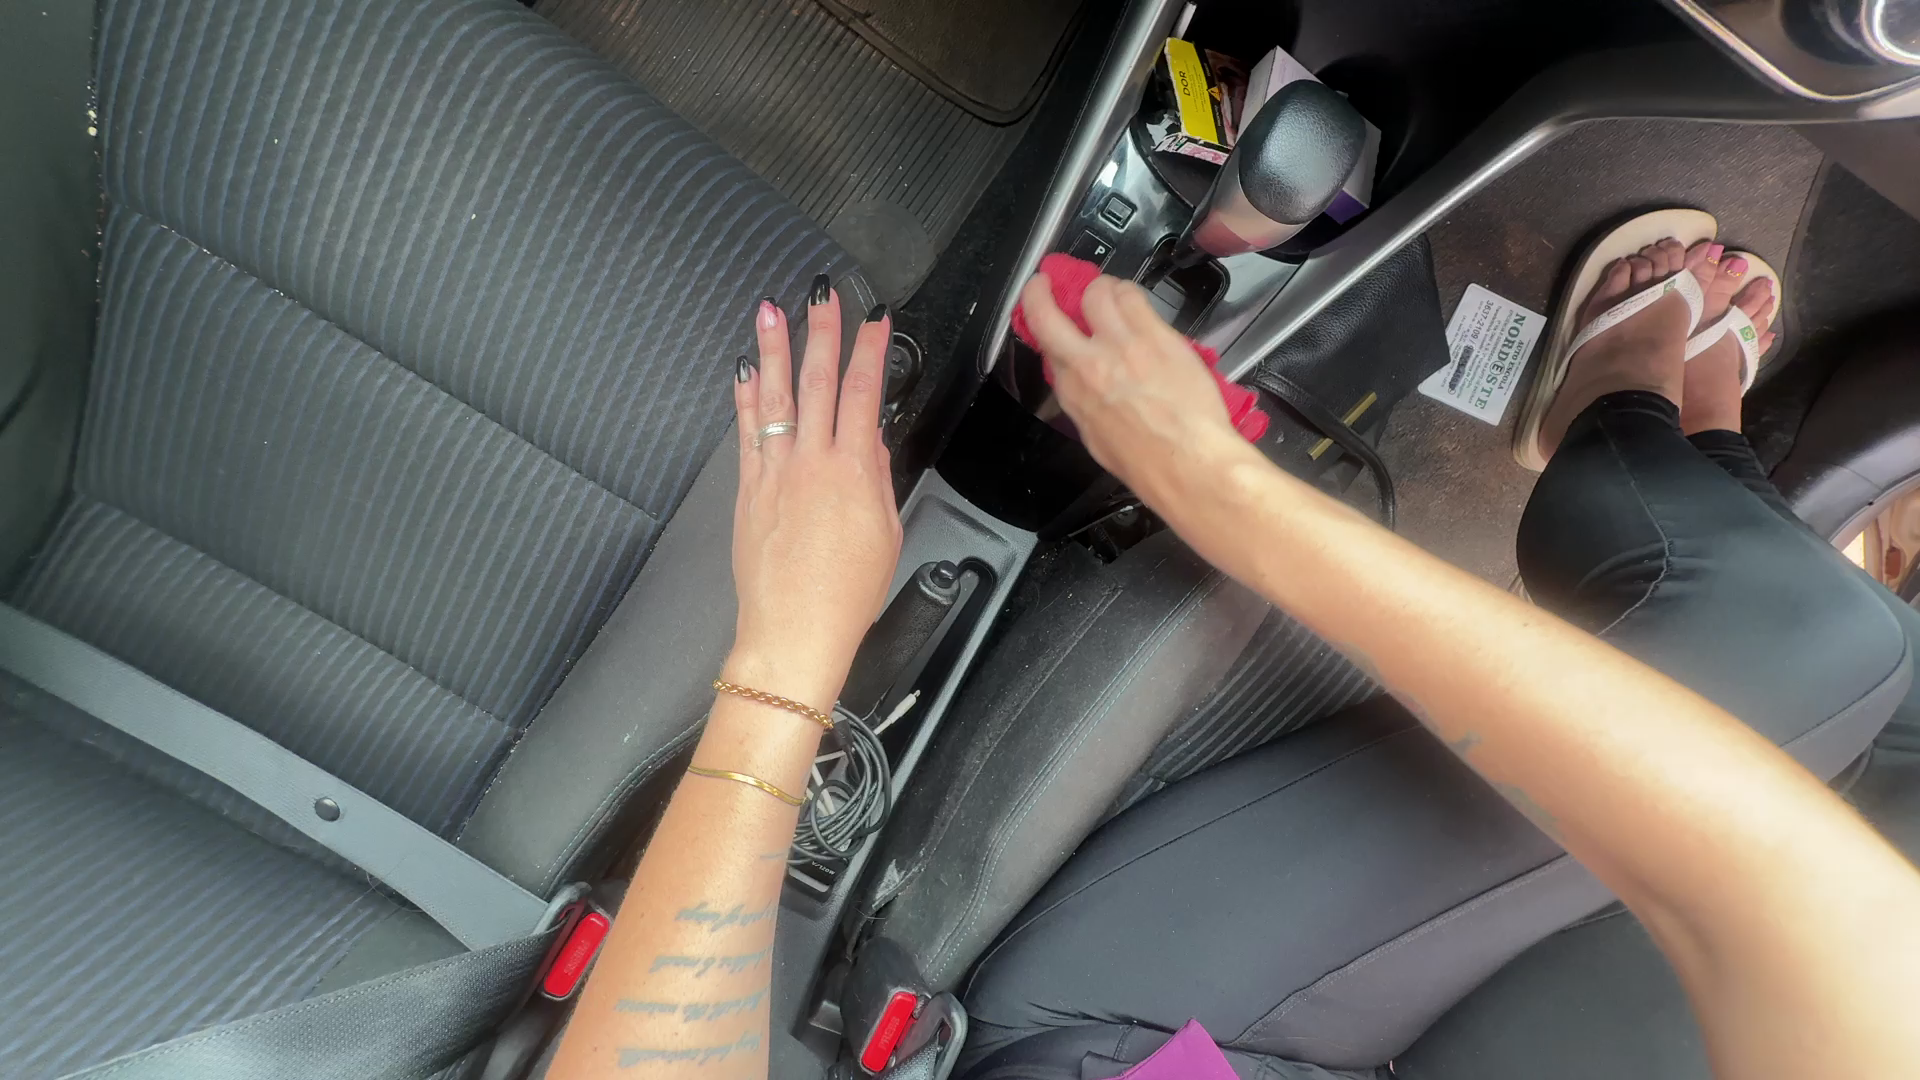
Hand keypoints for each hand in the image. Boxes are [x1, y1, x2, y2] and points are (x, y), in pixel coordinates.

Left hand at [727, 283, 902, 709]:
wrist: (793, 631)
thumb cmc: (848, 593)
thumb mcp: (885, 534)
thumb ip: (878, 481)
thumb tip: (871, 444)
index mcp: (854, 472)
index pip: (865, 394)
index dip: (871, 351)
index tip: (875, 319)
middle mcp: (811, 461)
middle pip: (819, 383)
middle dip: (822, 332)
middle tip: (822, 293)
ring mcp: (774, 472)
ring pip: (775, 398)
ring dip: (774, 350)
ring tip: (771, 310)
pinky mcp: (748, 490)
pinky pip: (747, 433)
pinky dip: (745, 399)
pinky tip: (743, 370)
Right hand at [1018, 272, 1249, 507]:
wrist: (1185, 460)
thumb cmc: (1145, 459)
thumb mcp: (1094, 436)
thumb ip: (1082, 399)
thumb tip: (1079, 381)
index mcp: (1072, 391)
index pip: (1044, 344)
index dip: (1040, 323)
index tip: (1040, 309)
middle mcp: (1089, 362)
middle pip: (1049, 310)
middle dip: (1042, 291)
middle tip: (1047, 283)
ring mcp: (1123, 343)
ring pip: (1097, 291)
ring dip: (1098, 289)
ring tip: (1107, 296)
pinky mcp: (1156, 334)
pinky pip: (1135, 296)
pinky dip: (1129, 294)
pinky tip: (1135, 303)